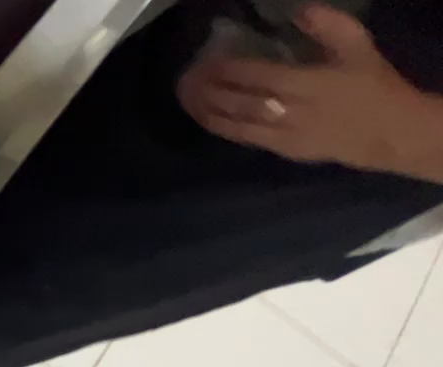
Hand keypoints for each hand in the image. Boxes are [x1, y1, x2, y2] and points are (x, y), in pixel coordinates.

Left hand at [176, 6, 441, 177]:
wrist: (384, 131)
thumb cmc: (370, 85)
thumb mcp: (358, 49)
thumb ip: (331, 28)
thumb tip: (301, 10)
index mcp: (312, 83)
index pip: (262, 76)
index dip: (232, 70)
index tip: (211, 61)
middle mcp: (290, 110)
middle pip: (240, 100)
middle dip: (210, 89)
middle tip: (188, 78)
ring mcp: (279, 132)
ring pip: (232, 121)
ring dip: (205, 108)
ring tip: (186, 94)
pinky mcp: (274, 149)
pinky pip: (237, 136)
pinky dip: (215, 125)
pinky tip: (200, 114)